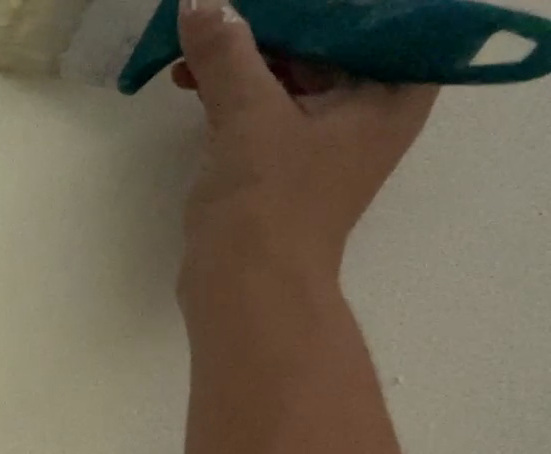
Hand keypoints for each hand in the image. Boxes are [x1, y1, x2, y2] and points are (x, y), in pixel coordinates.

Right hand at [173, 0, 437, 291]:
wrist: (246, 290)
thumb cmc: (267, 205)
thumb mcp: (248, 119)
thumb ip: (228, 55)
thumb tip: (202, 4)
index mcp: (395, 86)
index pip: (365, 15)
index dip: (312, 7)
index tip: (255, 4)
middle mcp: (373, 104)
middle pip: (326, 41)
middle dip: (268, 29)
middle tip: (216, 21)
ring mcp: (329, 137)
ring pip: (290, 74)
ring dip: (242, 61)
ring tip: (193, 54)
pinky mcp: (287, 163)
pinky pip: (268, 107)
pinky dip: (234, 93)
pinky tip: (196, 85)